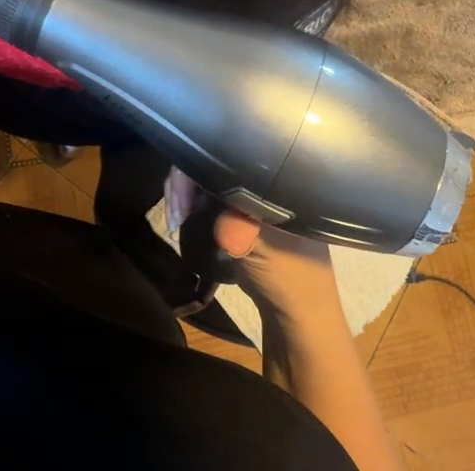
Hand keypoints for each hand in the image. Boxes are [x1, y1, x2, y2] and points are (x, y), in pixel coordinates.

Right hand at [165, 169, 338, 333]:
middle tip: (175, 217)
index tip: (182, 206)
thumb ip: (233, 222)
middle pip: (212, 164)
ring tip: (177, 222)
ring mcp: (253, 198)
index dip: (195, 173)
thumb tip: (200, 200)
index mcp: (279, 179)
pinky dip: (193, 205)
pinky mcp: (243, 214)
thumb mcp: (258, 247)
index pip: (227, 155)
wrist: (299, 320)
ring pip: (207, 180)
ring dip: (186, 197)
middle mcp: (266, 181)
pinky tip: (184, 220)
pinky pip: (210, 197)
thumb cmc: (288, 281)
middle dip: (185, 186)